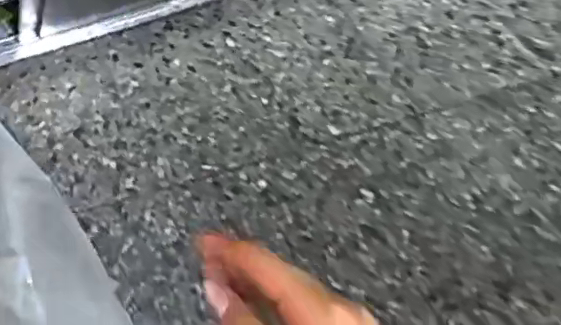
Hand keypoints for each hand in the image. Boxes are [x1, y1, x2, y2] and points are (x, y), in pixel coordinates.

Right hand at [199, 233, 376, 324]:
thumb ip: (244, 320)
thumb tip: (216, 290)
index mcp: (319, 302)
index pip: (259, 257)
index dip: (224, 247)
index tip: (200, 243)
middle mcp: (343, 305)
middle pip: (281, 272)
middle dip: (244, 268)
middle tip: (212, 267)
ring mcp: (360, 322)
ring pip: (301, 291)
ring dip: (267, 287)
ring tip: (239, 291)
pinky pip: (319, 309)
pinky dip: (291, 304)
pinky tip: (278, 313)